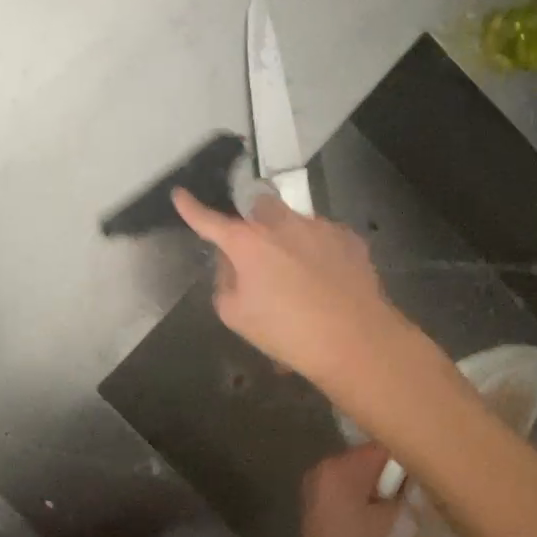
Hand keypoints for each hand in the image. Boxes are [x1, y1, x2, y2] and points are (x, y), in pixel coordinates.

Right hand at [172, 187, 429, 386]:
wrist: (357, 341)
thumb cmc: (287, 332)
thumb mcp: (235, 316)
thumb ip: (225, 284)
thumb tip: (232, 267)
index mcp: (247, 242)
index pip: (209, 220)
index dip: (191, 208)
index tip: (179, 195)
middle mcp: (281, 224)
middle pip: (259, 206)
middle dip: (255, 220)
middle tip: (260, 252)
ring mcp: (319, 227)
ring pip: (295, 222)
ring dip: (290, 240)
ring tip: (302, 278)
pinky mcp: (349, 238)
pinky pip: (324, 237)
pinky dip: (320, 252)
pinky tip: (327, 281)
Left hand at [292, 445, 417, 536]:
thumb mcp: (401, 524)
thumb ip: (409, 491)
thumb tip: (412, 475)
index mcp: (339, 467)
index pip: (385, 447)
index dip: (411, 462)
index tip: (432, 479)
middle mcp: (322, 470)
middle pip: (372, 463)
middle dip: (397, 482)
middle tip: (420, 505)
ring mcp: (318, 491)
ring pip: (363, 482)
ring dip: (385, 497)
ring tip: (404, 521)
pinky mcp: (320, 513)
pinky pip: (352, 499)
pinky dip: (370, 509)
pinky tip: (385, 531)